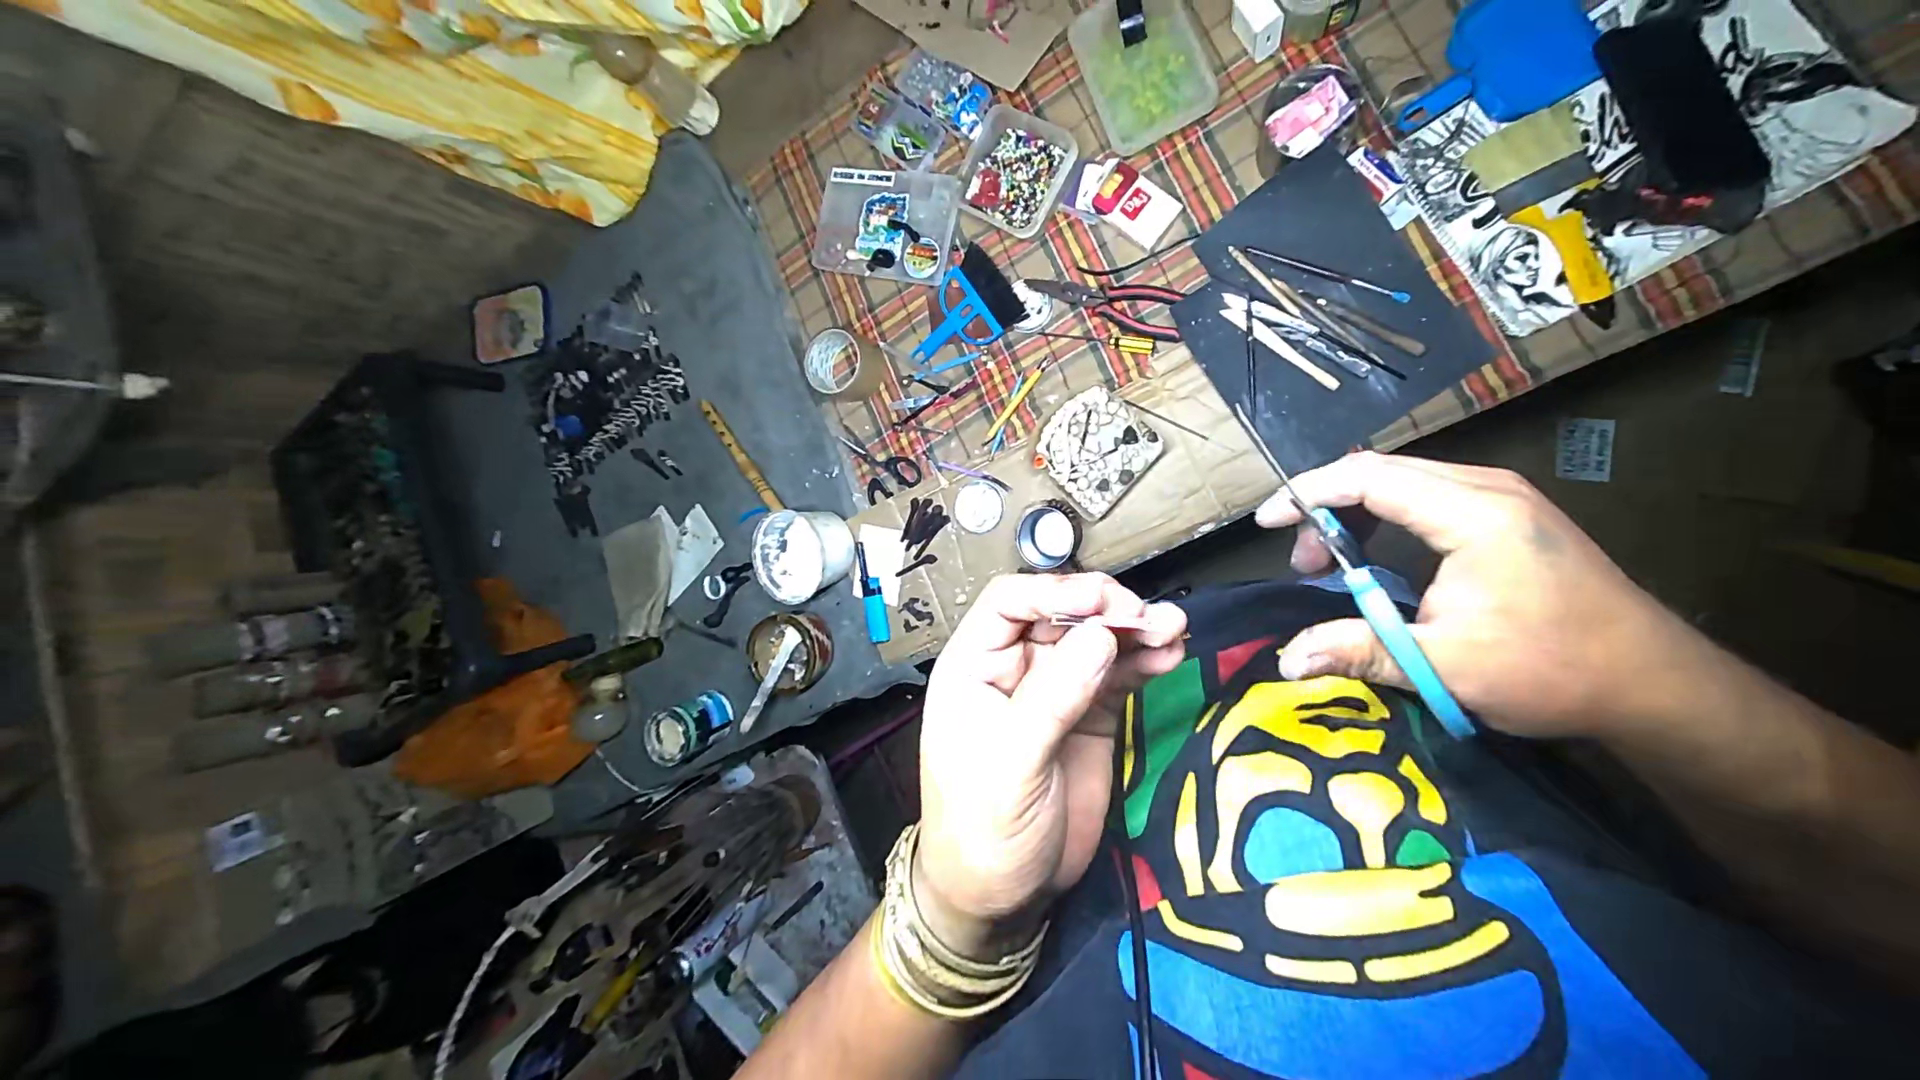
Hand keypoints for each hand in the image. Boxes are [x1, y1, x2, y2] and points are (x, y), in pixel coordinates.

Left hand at [914, 574, 1185, 956]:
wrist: (1001, 895)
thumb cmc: (979, 831)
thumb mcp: (1009, 765)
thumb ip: (1053, 699)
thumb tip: (1099, 637)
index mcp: (973, 668)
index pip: (1009, 603)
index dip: (1056, 592)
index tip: (1103, 603)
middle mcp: (1014, 669)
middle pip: (1061, 615)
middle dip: (1105, 609)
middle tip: (1146, 617)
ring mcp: (1055, 690)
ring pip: (1095, 641)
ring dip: (1134, 630)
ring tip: (1171, 628)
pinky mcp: (1089, 716)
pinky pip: (1118, 676)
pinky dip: (1144, 662)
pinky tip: (1169, 654)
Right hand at [1255, 452, 1707, 738]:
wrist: (1655, 685)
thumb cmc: (1553, 671)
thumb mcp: (1444, 666)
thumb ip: (1359, 652)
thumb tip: (1286, 660)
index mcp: (1474, 515)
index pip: (1369, 478)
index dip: (1308, 493)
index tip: (1267, 522)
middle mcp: (1487, 489)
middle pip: (1380, 470)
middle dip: (1325, 506)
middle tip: (1303, 560)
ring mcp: (1501, 497)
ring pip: (1401, 478)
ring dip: (1353, 511)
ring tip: (1330, 559)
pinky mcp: (1506, 513)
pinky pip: (1424, 493)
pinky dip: (1382, 515)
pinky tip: (1374, 552)